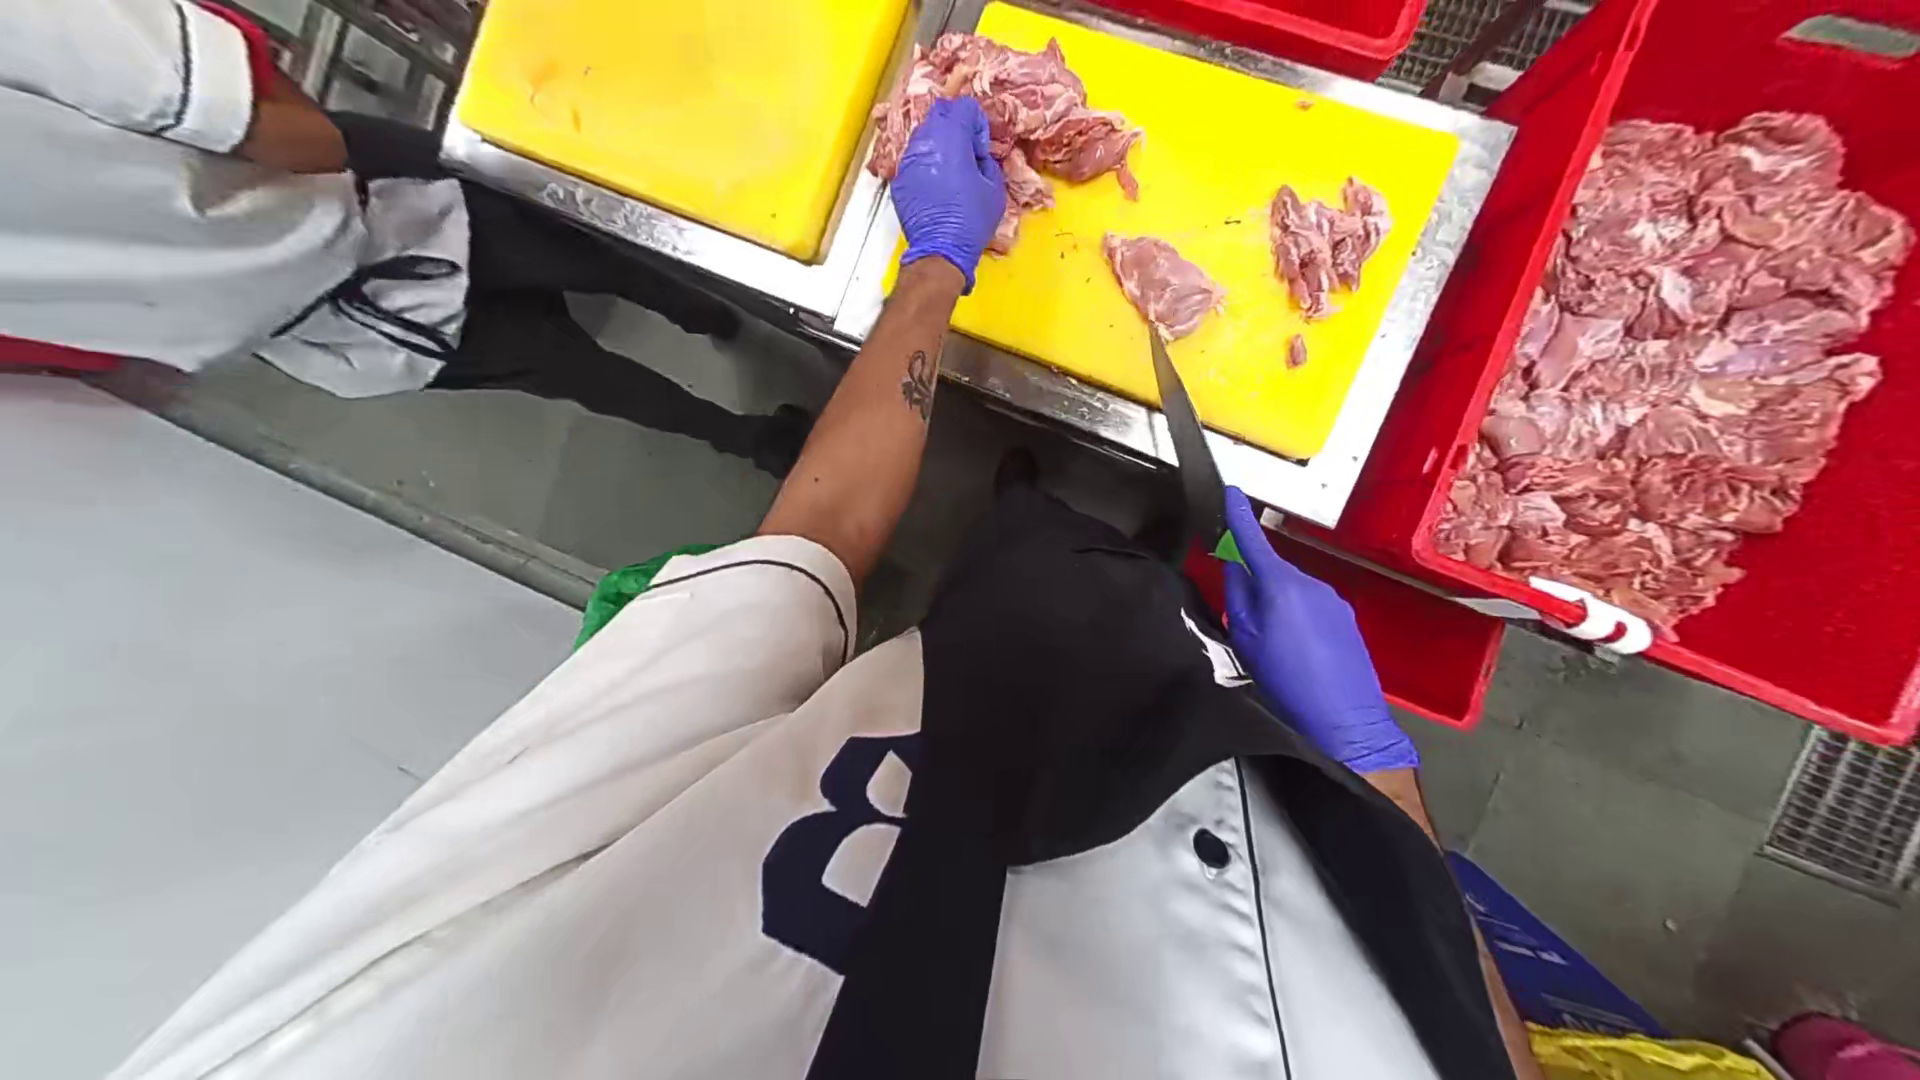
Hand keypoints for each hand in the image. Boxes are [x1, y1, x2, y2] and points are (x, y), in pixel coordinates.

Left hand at [892, 97, 1006, 292]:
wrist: (941, 252)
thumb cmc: (971, 222)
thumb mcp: (994, 188)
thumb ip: (987, 161)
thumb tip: (979, 157)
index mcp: (951, 138)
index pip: (964, 107)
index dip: (977, 124)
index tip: (980, 149)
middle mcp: (925, 142)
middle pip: (939, 114)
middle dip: (955, 128)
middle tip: (966, 153)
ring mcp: (908, 161)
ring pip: (924, 137)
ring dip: (939, 146)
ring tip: (951, 173)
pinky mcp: (900, 181)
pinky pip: (914, 162)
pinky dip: (926, 166)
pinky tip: (937, 189)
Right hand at [1221, 486, 1417, 774]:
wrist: (1346, 720)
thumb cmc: (1286, 681)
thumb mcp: (1245, 637)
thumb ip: (1237, 594)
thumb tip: (1234, 565)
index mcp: (1281, 585)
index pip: (1253, 540)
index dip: (1238, 515)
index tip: (1230, 491)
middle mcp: (1311, 583)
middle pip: (1270, 567)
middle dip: (1252, 579)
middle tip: (1241, 616)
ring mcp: (1332, 599)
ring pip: (1290, 586)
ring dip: (1274, 600)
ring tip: (1269, 641)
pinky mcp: (1345, 617)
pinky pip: (1310, 602)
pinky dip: (1294, 613)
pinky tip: (1293, 646)